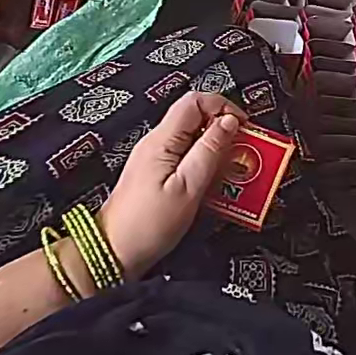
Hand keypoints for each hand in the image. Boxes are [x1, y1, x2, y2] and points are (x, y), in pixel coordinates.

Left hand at [99, 91, 246, 278]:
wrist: (112, 253)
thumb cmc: (148, 225)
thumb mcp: (188, 187)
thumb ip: (210, 150)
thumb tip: (229, 121)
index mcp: (162, 139)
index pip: (196, 100)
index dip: (223, 107)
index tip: (243, 127)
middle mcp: (156, 142)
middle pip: (195, 117)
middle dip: (223, 129)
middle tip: (241, 151)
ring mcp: (154, 157)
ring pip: (192, 137)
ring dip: (215, 148)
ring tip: (230, 169)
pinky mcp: (155, 172)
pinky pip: (185, 155)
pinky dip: (203, 162)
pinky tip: (212, 182)